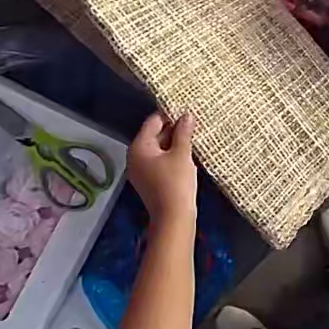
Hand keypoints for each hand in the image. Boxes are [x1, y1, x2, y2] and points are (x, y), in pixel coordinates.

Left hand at [128, 111, 197, 225]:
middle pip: (154, 134)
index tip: (187, 110)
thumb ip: (183, 132)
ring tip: (193, 136)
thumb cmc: (176, 183)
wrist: (173, 218)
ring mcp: (140, 169)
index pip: (153, 121)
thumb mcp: (182, 154)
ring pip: (158, 148)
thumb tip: (186, 115)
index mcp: (139, 147)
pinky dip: (171, 155)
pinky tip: (187, 153)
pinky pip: (159, 160)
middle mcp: (135, 156)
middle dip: (173, 128)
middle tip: (193, 123)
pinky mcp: (149, 180)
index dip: (170, 114)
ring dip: (174, 142)